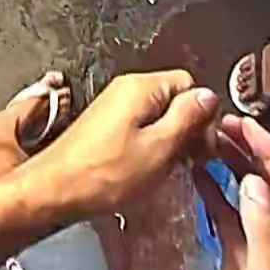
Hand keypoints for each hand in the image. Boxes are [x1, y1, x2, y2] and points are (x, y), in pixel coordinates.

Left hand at [16, 70, 221, 219]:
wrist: (59, 186)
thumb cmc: (107, 172)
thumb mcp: (159, 148)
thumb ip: (187, 118)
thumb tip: (210, 96)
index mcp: (140, 87)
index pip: (188, 83)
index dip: (202, 115)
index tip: (204, 145)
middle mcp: (126, 88)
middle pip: (174, 97)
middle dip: (189, 127)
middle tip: (190, 160)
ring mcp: (115, 104)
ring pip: (159, 113)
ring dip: (171, 138)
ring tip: (168, 167)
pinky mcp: (108, 122)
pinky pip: (142, 124)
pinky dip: (153, 143)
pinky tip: (149, 166)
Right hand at [207, 115, 269, 269]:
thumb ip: (265, 238)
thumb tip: (255, 181)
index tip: (244, 123)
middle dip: (250, 156)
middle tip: (219, 125)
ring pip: (253, 204)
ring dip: (231, 171)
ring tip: (206, 143)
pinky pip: (233, 224)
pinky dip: (216, 197)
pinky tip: (198, 179)